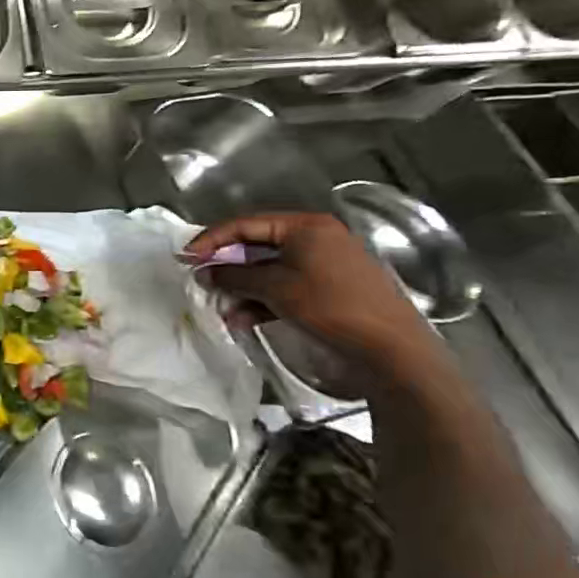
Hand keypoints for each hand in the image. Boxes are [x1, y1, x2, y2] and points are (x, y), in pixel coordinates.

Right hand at [184, 212, 442, 382]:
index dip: (211, 240)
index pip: (245, 224)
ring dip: (242, 288)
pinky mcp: (331, 290)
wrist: (393, 352)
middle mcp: (317, 239)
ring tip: (223, 307)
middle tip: (202, 280)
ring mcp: (326, 265)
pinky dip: (263, 300)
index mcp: (306, 227)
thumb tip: (204, 271)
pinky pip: (286, 287)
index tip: (185, 257)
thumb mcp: (274, 288)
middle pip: (257, 246)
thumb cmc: (331, 307)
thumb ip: (233, 275)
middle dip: (227, 266)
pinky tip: (245, 319)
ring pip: (269, 270)